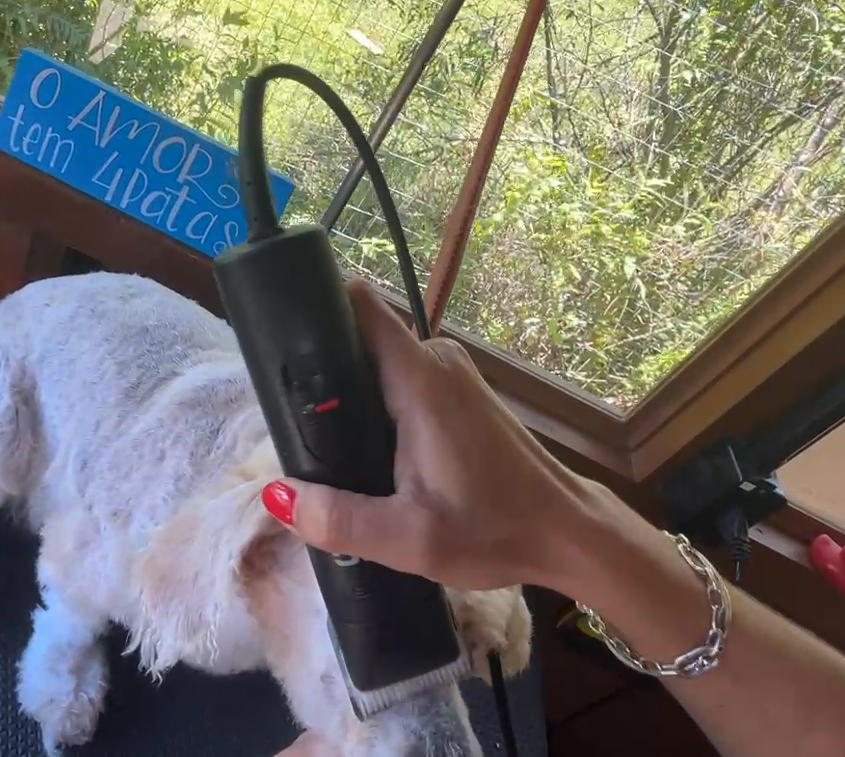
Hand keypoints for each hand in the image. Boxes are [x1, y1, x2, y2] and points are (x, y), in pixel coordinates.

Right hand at [264, 280, 607, 591]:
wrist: (567, 531)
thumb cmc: (494, 528)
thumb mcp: (410, 539)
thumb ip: (340, 519)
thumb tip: (277, 495)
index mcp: (419, 377)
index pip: (360, 305)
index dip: (317, 306)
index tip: (281, 338)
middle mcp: (434, 359)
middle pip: (361, 334)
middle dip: (323, 364)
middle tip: (292, 414)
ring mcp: (449, 370)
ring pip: (379, 358)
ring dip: (349, 387)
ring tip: (323, 435)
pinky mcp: (457, 387)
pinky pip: (400, 373)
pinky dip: (376, 397)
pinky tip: (366, 442)